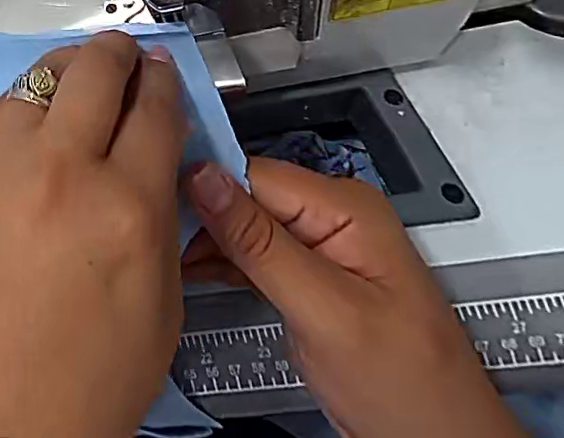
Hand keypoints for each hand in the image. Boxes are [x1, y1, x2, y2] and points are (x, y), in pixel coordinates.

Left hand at [0, 31, 188, 437]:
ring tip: (89, 70)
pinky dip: (36, 92)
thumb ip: (162, 217)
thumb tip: (158, 157)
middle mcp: (67, 165)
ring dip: (76, 62)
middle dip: (121, 52)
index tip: (164, 70)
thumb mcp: (159, 304)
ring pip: (47, 71)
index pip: (155, 111)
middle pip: (99, 69)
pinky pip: (11, 100)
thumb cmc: (84, 374)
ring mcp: (10, 156)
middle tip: (130, 53)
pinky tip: (46, 107)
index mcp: (127, 207)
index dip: (164, 82)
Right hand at [182, 158, 524, 437]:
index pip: (250, 173)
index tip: (156, 201)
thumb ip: (259, 242)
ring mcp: (314, 242)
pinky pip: (250, 249)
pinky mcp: (302, 270)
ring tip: (164, 255)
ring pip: (239, 221)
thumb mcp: (325, 312)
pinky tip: (189, 269)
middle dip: (198, 213)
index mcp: (342, 205)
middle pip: (241, 193)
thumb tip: (202, 176)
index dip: (200, 185)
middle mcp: (327, 213)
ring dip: (203, 239)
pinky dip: (220, 260)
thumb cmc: (408, 390)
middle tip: (155, 237)